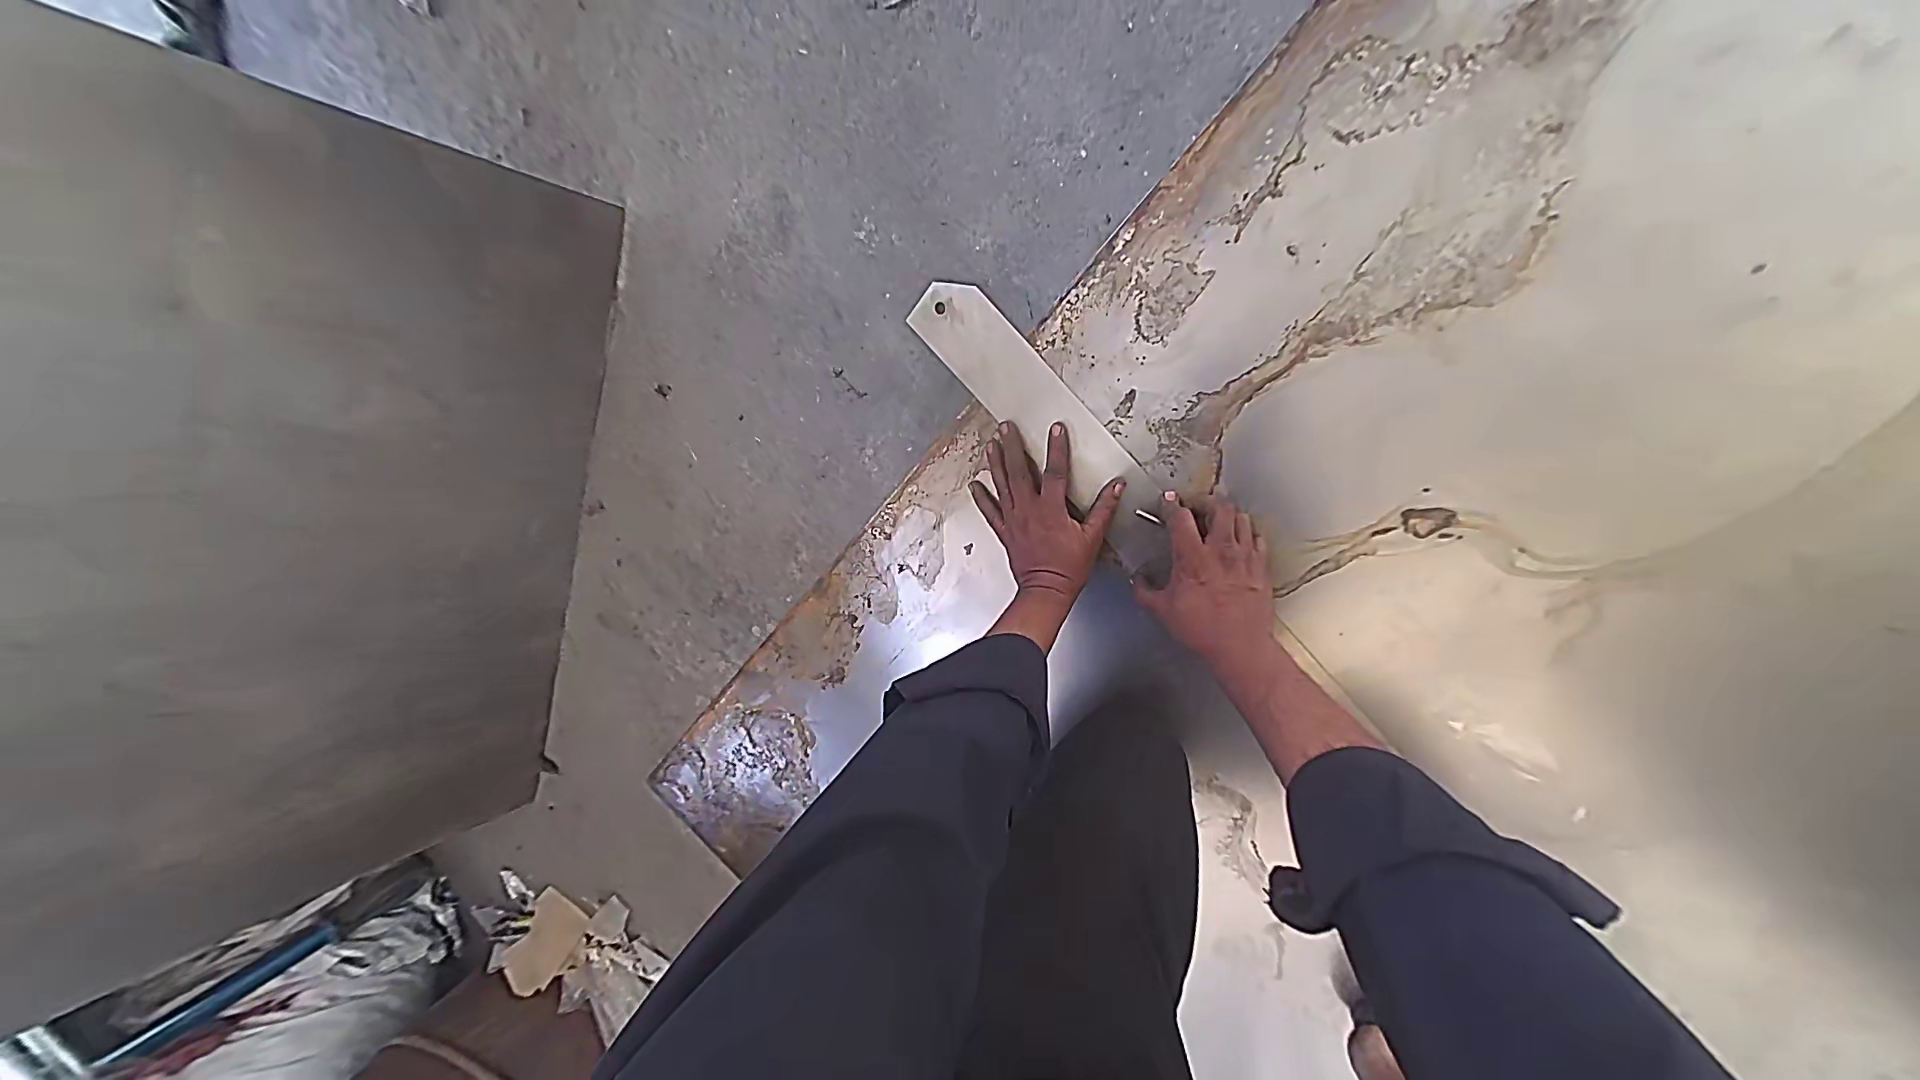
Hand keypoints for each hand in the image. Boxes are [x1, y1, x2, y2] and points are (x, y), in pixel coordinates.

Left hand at [972, 421, 1124, 650]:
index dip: (1057, 448)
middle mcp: (1029, 510)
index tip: (1056, 429)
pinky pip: (990, 511)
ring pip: (1002, 485)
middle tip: (1006, 427)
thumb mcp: (1093, 537)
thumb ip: (1104, 509)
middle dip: (1013, 446)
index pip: (1055, 471)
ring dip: (996, 463)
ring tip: (991, 444)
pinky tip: (975, 485)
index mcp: (1051, 509)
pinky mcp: (1005, 531)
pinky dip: (981, 498)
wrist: (1046, 590)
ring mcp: (1013, 519)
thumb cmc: (1069, 567)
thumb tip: (1117, 486)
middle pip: (1019, 471)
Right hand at [1132, 493, 1276, 674]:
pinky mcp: (1261, 567)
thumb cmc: (1203, 629)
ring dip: (1227, 516)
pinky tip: (1239, 542)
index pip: (1180, 516)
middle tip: (1196, 508)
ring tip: (1218, 522)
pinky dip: (1247, 534)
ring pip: (1241, 518)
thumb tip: (1138, 580)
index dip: (1171, 504)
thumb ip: (1145, 590)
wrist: (1240, 646)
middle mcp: (1220, 550)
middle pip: (1218, 507)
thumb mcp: (1162, 610)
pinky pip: (1257, 537)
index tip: (1167, 502)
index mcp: (1192, 557)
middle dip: (1204, 502)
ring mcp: (1244, 556)